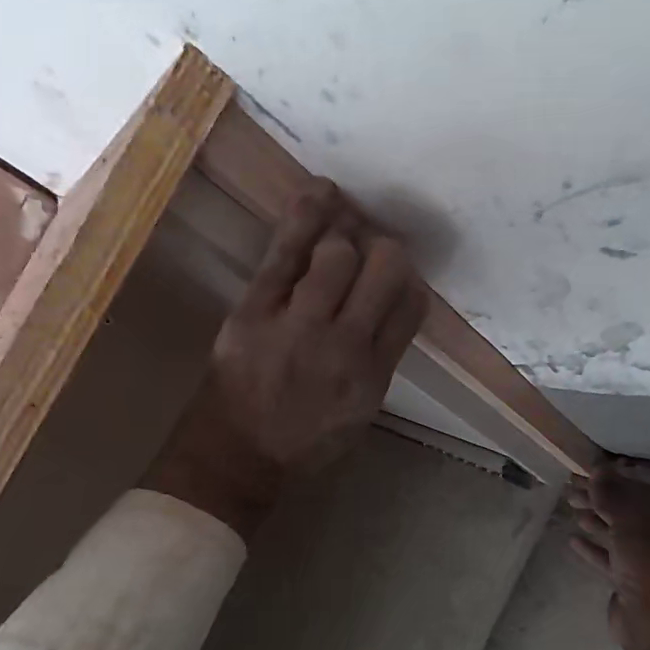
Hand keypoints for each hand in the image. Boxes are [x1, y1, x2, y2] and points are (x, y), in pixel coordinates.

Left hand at [142, 177, 429, 537]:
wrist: (237, 456)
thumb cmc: (302, 441)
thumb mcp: (358, 413)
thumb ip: (381, 359)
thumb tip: (392, 304)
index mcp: (374, 376)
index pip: (412, 305)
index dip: (408, 281)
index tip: (394, 279)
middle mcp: (344, 346)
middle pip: (384, 268)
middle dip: (381, 252)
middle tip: (365, 257)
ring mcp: (298, 326)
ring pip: (338, 252)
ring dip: (343, 237)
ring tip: (338, 234)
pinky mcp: (255, 311)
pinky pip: (286, 253)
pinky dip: (306, 215)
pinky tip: (321, 193)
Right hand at [568, 464, 649, 649]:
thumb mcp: (631, 521)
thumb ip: (612, 494)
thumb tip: (597, 467)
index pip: (642, 493)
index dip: (612, 482)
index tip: (584, 474)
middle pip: (628, 513)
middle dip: (599, 500)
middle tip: (570, 490)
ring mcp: (649, 562)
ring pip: (618, 534)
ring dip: (595, 521)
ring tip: (571, 508)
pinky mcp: (631, 581)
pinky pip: (609, 559)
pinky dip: (593, 548)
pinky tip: (573, 539)